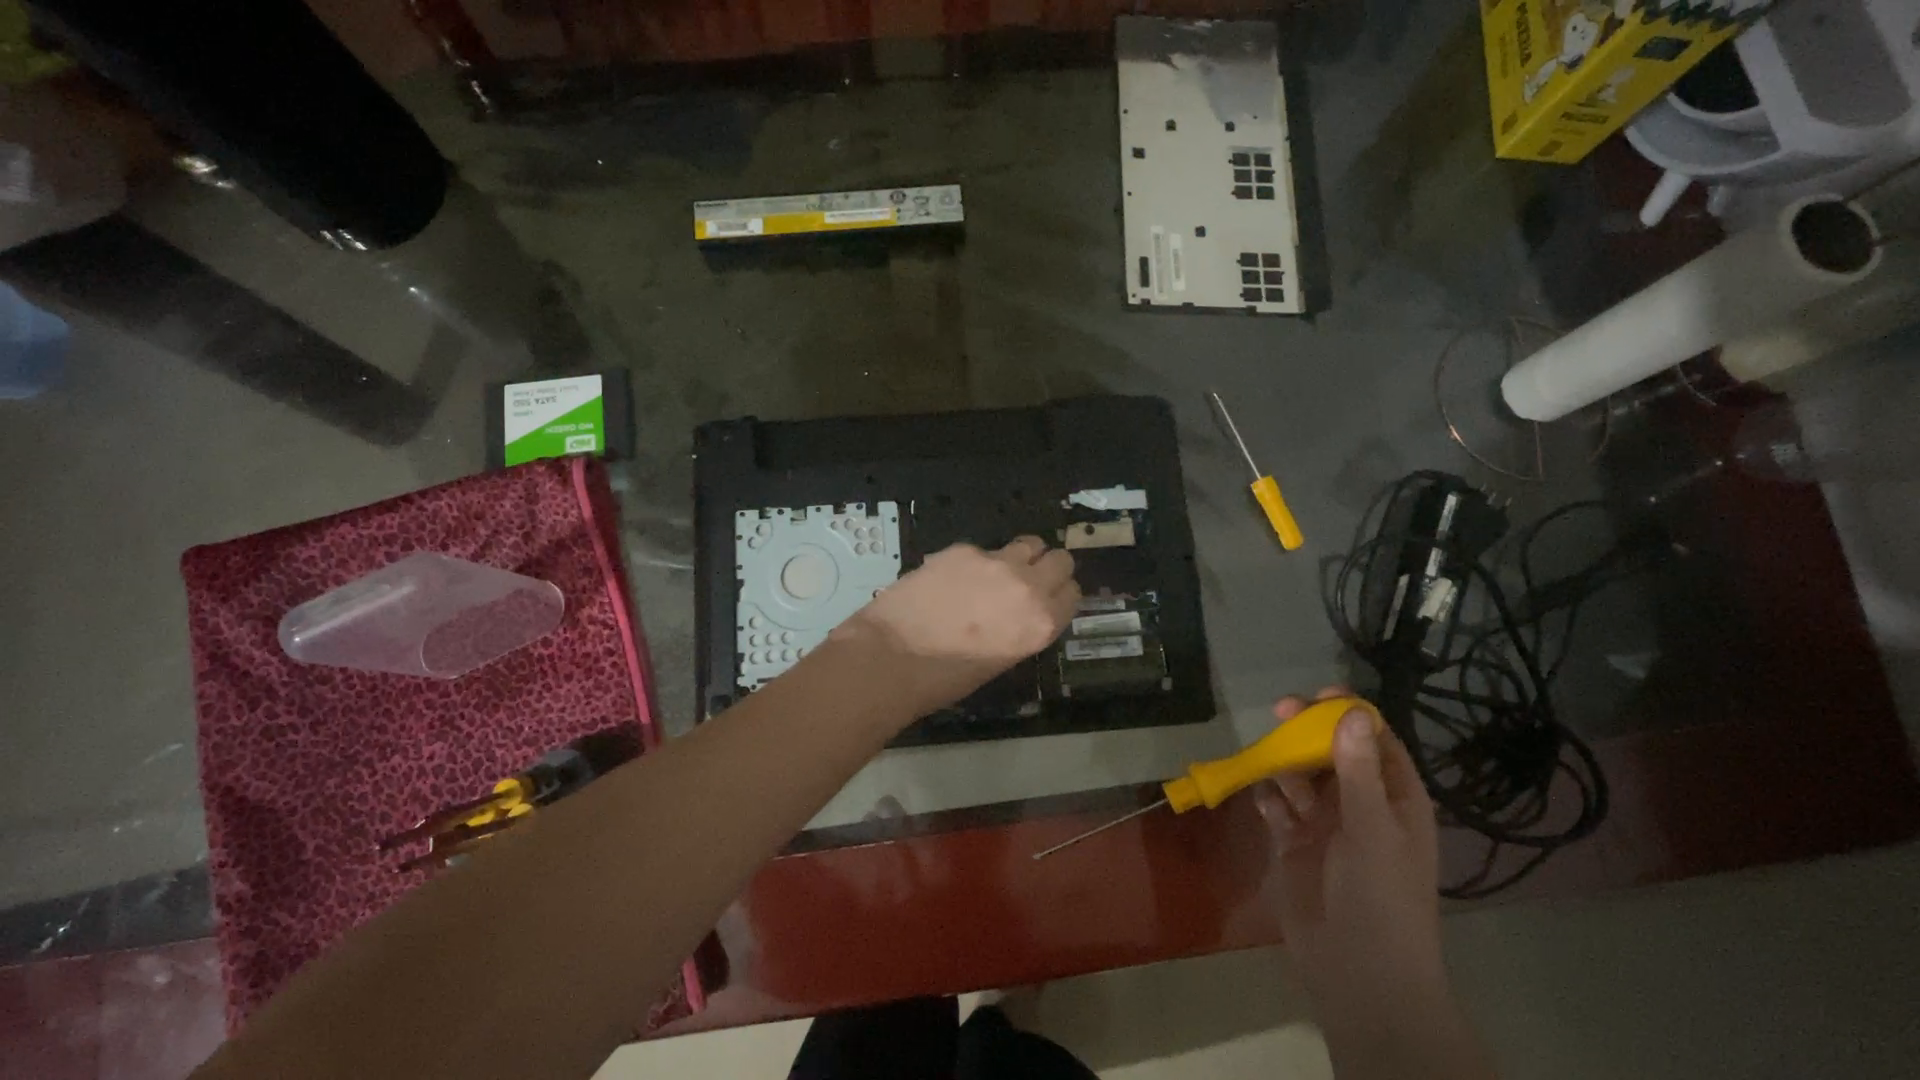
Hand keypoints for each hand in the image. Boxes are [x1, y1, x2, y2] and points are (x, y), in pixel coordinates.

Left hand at [833, 537, 1078, 716]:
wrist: (891, 656)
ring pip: (1028, 544)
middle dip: (1048, 568)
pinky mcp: (963, 549)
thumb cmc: (944, 678)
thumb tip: (1021, 613)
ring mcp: (996, 563)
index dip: (1059, 596)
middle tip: (1026, 581)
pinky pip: (983, 550)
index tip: (1046, 599)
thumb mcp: (1000, 661)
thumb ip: (1022, 629)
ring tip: (995, 574)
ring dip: (1019, 558)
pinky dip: (975, 562)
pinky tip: (952, 580)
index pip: (1072, 594)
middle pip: (1060, 560)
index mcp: (1041, 625)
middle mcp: (1028, 588)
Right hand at [1254, 688, 1446, 1025]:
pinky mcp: (1294, 846)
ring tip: (1270, 761)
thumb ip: (1359, 771)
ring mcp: (1326, 826)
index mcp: (1395, 799)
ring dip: (1286, 764)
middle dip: (1309, 732)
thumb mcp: (1375, 829)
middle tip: (1280, 712)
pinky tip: (1261, 795)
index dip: (1351, 715)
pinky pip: (1278, 808)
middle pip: (1332, 753)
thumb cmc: (1381, 896)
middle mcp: (1361, 806)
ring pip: (1302, 777)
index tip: (1320, 695)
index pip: (1375, 742)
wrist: (1359, 971)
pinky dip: (1268, 797)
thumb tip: (1351, 712)